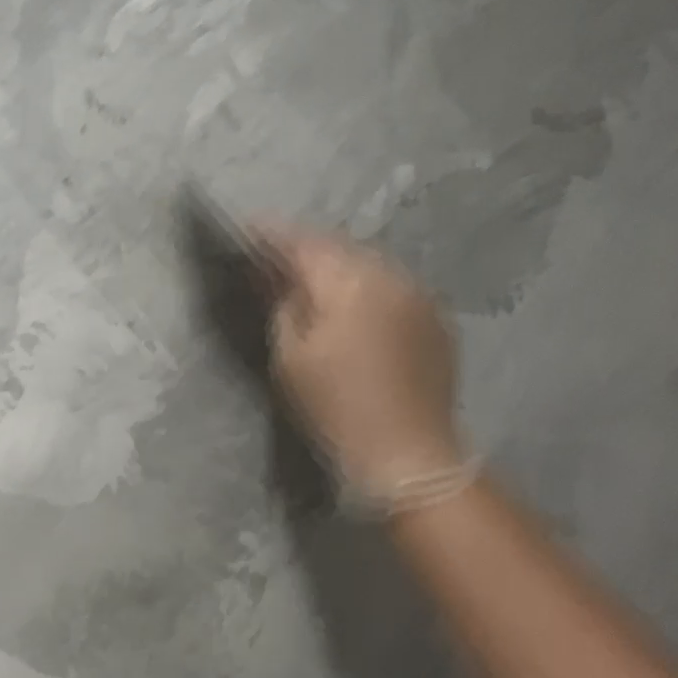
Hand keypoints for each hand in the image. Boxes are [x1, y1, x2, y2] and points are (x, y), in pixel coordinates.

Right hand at [256, 224, 465, 490]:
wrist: (408, 450)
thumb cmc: (334, 402)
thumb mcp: (290, 353)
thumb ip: (282, 303)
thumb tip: (274, 275)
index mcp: (348, 281)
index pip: (301, 241)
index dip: (270, 233)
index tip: (245, 227)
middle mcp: (389, 275)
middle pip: (337, 246)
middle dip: (304, 247)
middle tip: (271, 254)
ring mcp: (418, 294)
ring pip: (366, 263)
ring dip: (334, 265)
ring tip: (305, 277)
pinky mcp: (433, 317)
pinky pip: (388, 285)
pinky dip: (361, 285)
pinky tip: (345, 302)